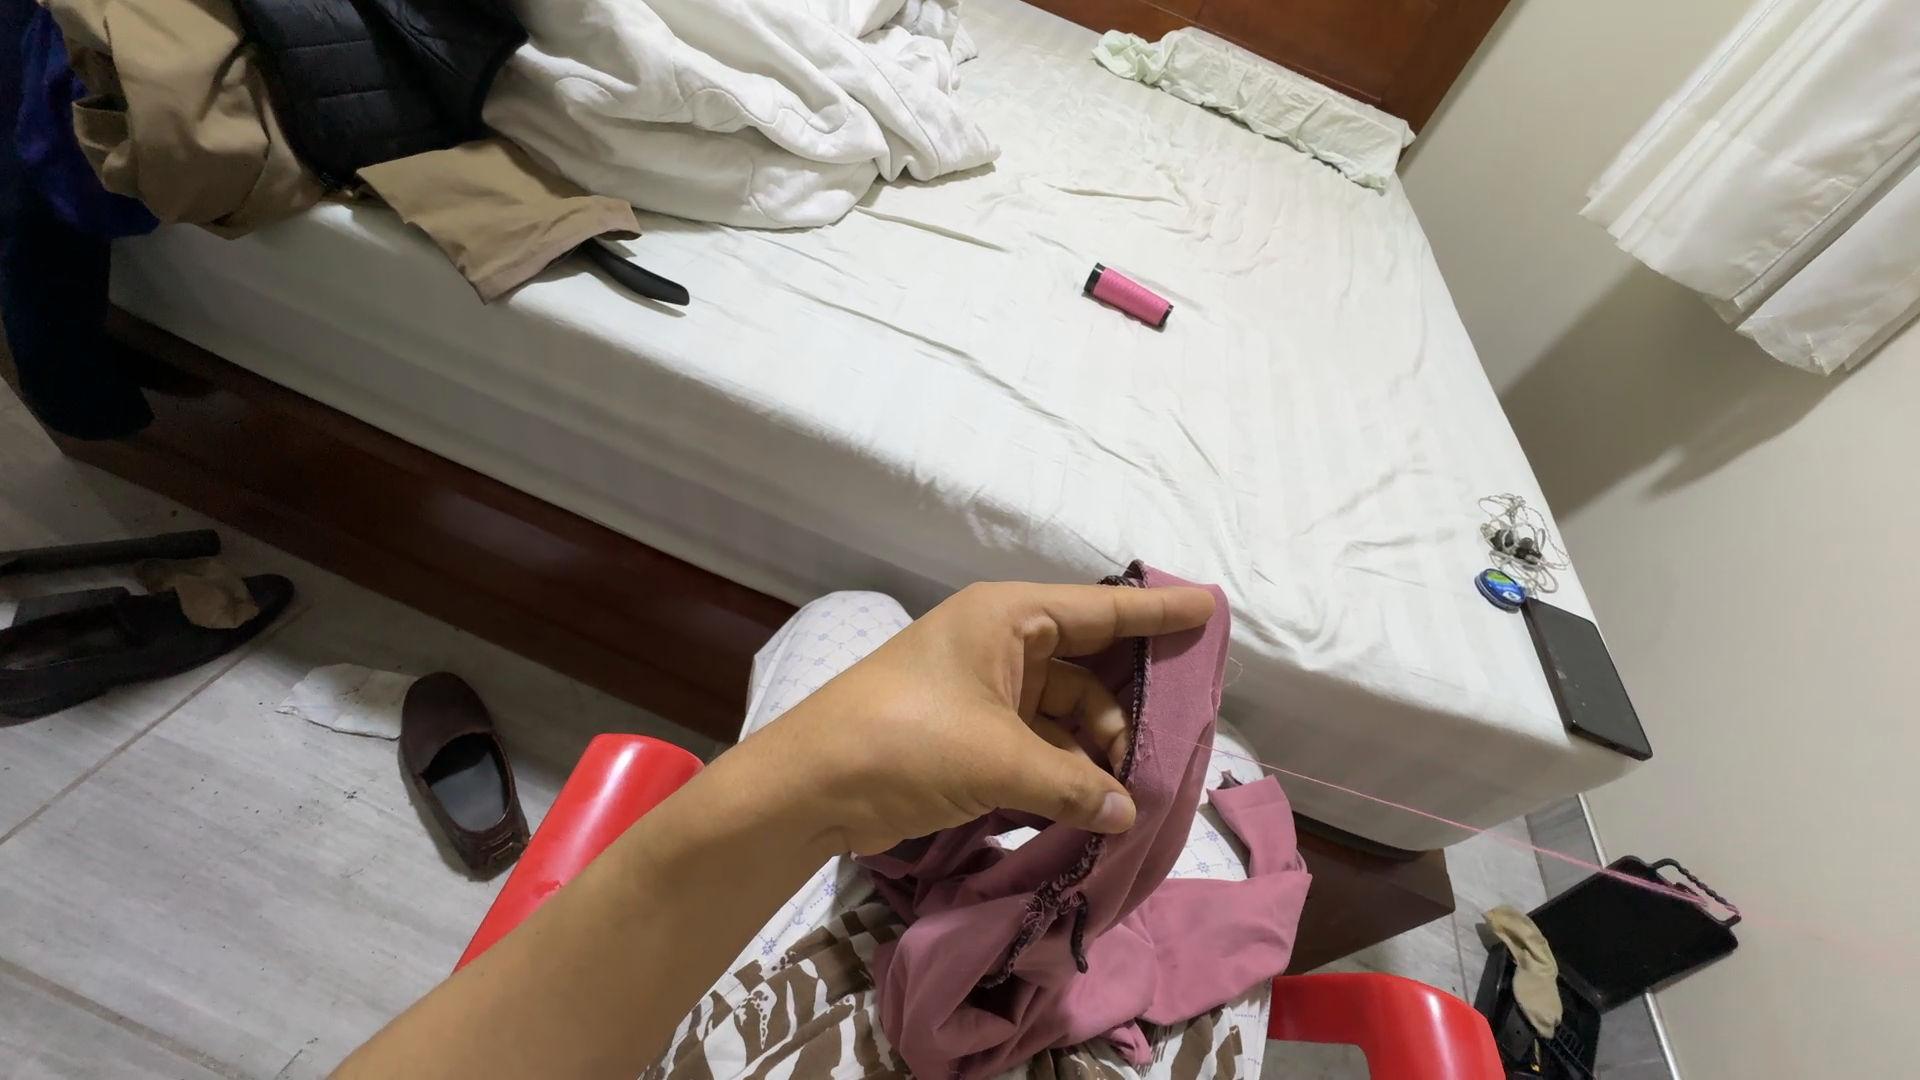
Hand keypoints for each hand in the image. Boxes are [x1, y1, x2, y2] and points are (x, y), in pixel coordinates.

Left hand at [730, 581, 1216, 856]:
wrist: (812, 784)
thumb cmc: (905, 740)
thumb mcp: (996, 758)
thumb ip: (1071, 784)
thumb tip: (1127, 813)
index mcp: (1006, 616)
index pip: (1100, 608)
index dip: (1158, 611)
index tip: (1210, 607)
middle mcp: (1001, 642)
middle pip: (1087, 662)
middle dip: (1128, 701)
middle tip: (1175, 736)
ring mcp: (987, 688)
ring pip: (1066, 709)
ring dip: (1096, 746)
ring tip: (1129, 788)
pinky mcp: (975, 731)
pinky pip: (1040, 740)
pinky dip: (1067, 768)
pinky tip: (1095, 799)